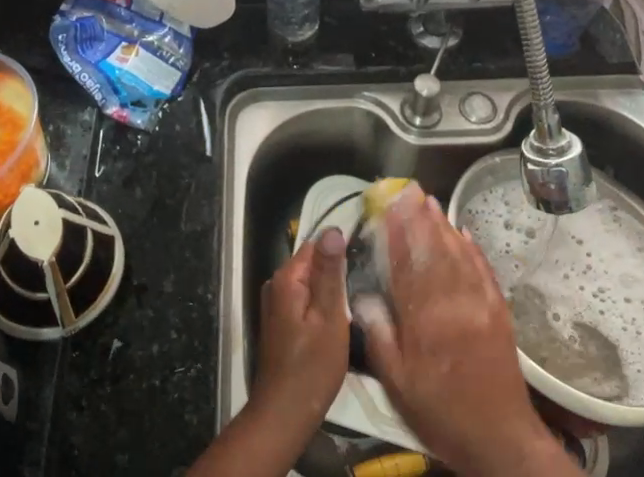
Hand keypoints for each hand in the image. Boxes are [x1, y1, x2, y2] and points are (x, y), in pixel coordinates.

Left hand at [250, 227, 349, 430]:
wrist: (285, 413)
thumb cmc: (312, 367)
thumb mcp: (329, 317)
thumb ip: (330, 273)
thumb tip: (333, 230)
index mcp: (286, 279)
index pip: (317, 245)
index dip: (341, 251)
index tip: (367, 262)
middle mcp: (276, 285)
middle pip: (313, 264)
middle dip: (337, 273)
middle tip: (365, 288)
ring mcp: (277, 304)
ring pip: (311, 284)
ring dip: (332, 292)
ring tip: (358, 304)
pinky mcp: (282, 322)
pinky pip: (306, 301)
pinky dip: (323, 307)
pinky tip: (340, 321)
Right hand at [360, 186, 577, 476]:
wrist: (500, 439)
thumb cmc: (441, 413)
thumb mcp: (398, 383)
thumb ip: (380, 337)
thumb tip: (364, 297)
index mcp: (424, 320)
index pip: (407, 264)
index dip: (397, 232)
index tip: (389, 206)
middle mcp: (453, 304)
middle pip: (434, 251)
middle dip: (421, 219)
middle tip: (412, 191)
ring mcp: (480, 306)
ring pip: (459, 256)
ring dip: (445, 227)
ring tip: (432, 202)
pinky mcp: (499, 314)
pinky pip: (484, 272)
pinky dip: (473, 250)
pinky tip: (464, 235)